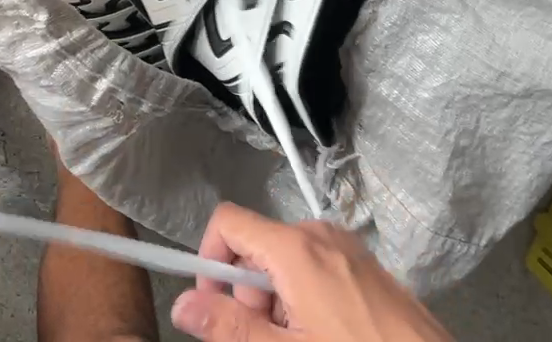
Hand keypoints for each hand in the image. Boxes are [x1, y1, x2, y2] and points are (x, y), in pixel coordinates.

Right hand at [171, 204, 453, 341]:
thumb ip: (230, 327)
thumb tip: (181, 304)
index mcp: (296, 247)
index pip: (228, 222)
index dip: (208, 262)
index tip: (213, 308)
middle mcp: (320, 235)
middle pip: (258, 247)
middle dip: (249, 295)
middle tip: (266, 341)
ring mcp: (349, 250)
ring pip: (288, 263)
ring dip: (279, 303)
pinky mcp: (369, 269)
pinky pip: (319, 270)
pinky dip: (307, 299)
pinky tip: (327, 337)